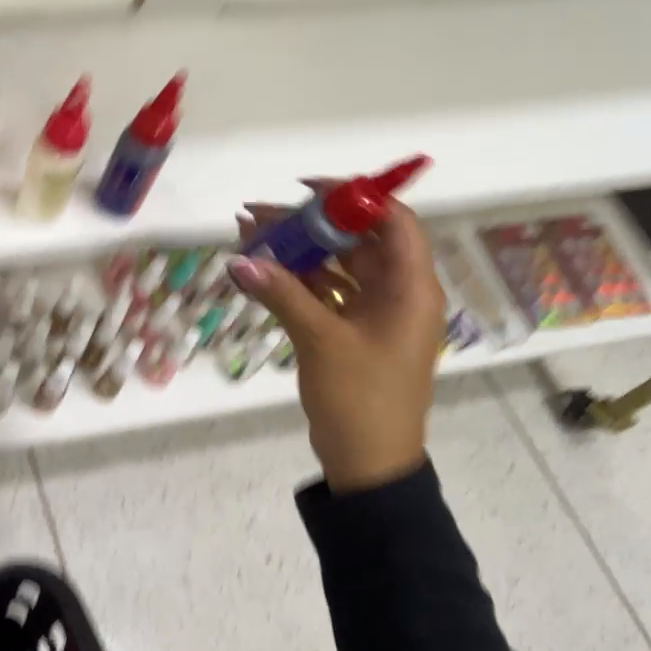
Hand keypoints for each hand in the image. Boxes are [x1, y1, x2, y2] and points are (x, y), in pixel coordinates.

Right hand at [229, 198, 444, 491]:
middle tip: (257, 215)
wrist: (368, 461)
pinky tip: (260, 274)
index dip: (353, 198)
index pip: (392, 222)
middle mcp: (398, 293)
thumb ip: (282, 295)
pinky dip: (296, 283)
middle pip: (356, 242)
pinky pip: (326, 295)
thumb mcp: (321, 341)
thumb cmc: (361, 399)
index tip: (306, 189)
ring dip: (297, 254)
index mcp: (412, 288)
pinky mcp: (353, 333)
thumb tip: (239, 260)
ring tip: (248, 238)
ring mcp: (375, 314)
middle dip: (309, 225)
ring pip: (337, 268)